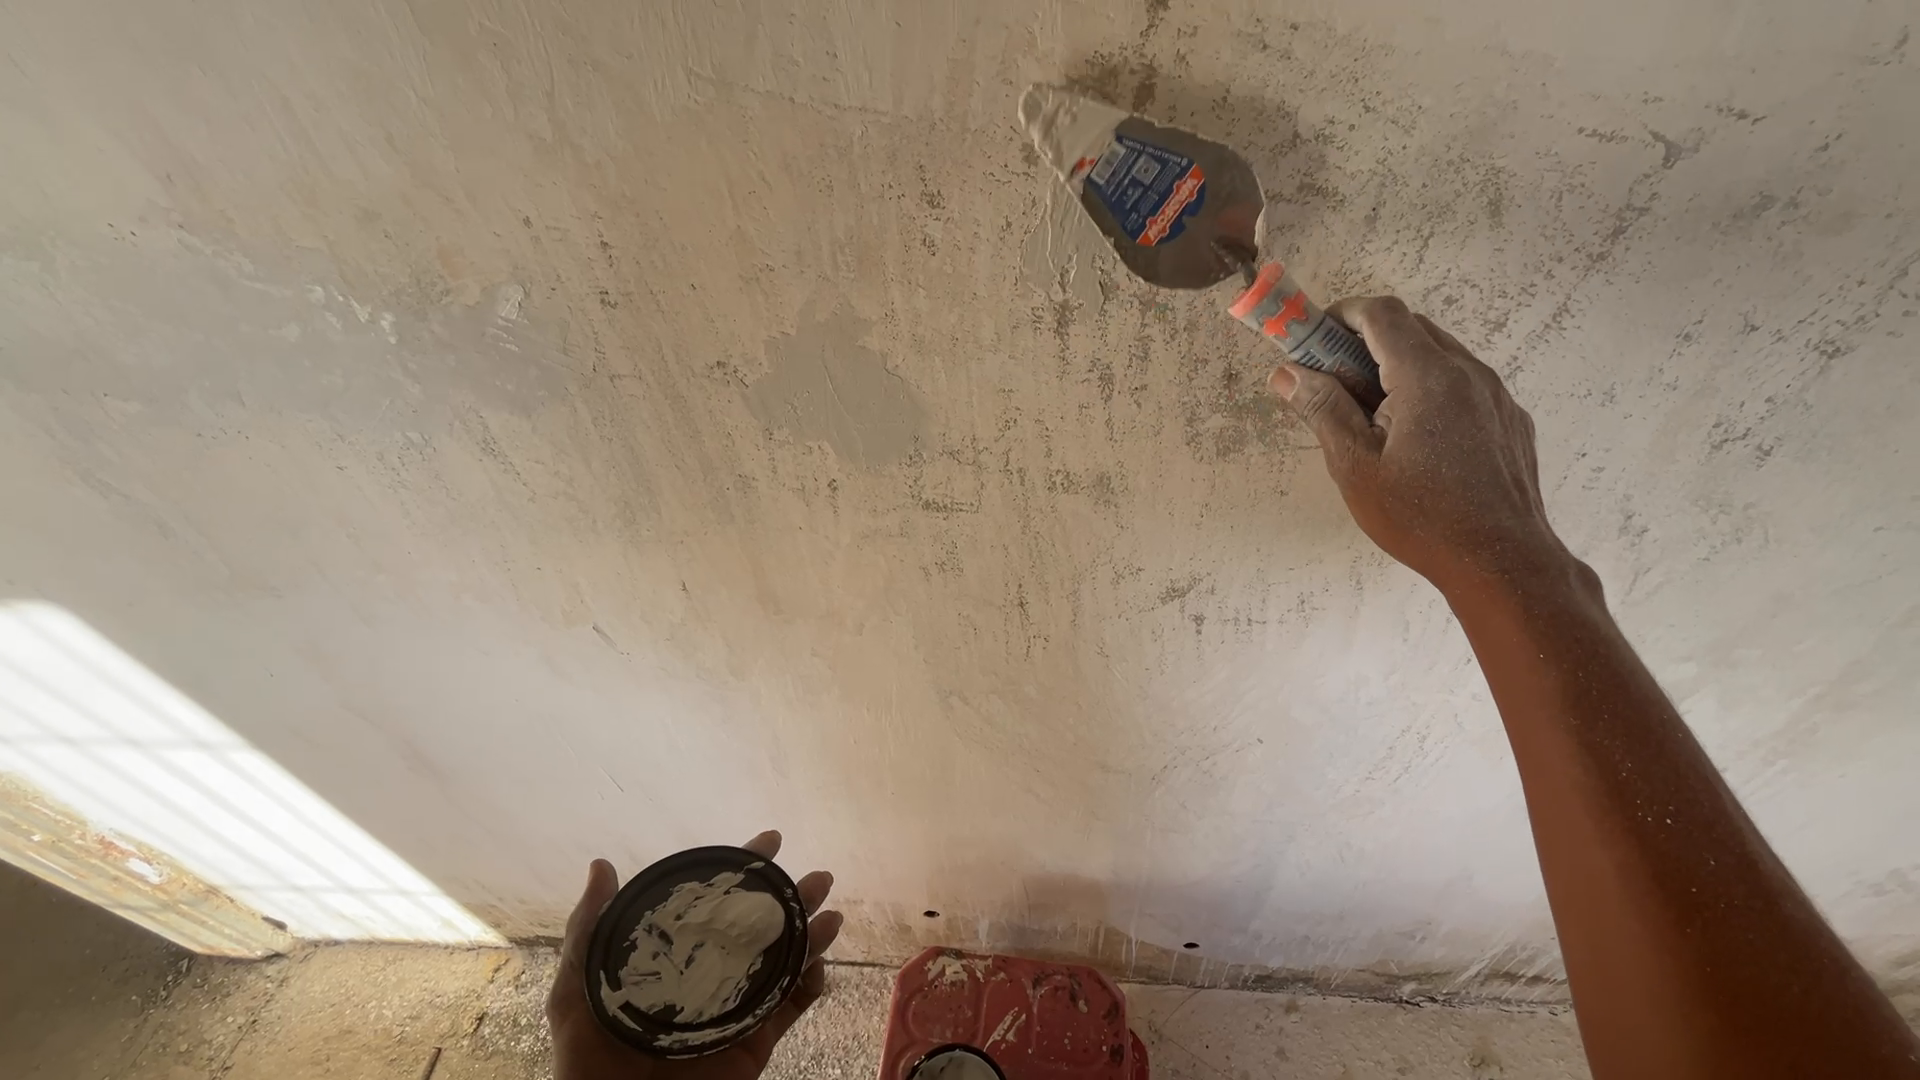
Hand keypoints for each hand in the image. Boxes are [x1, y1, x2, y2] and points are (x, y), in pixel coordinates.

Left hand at [546, 831, 843, 1079]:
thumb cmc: (590, 1070)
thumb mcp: (575, 998)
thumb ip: (589, 934)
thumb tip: (602, 865)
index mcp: (676, 957)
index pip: (714, 902)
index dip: (744, 868)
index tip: (771, 840)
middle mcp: (712, 974)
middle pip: (760, 927)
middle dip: (792, 898)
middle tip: (818, 878)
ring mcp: (738, 1007)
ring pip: (785, 960)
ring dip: (812, 934)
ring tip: (831, 913)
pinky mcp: (756, 1042)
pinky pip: (792, 1007)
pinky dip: (812, 981)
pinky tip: (820, 962)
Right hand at [1269, 297, 1568, 591]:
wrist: (1500, 561)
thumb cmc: (1420, 517)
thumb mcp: (1354, 466)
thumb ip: (1322, 409)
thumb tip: (1287, 373)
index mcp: (1427, 377)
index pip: (1383, 314)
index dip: (1341, 315)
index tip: (1311, 338)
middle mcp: (1469, 373)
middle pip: (1411, 328)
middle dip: (1363, 341)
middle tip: (1329, 379)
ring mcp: (1495, 395)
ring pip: (1438, 355)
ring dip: (1394, 366)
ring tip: (1366, 415)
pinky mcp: (1508, 419)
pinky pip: (1461, 384)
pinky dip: (1425, 388)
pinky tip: (1409, 436)